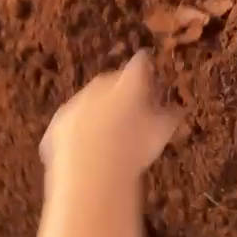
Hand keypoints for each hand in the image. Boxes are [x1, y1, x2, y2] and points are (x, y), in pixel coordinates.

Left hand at [39, 53, 184, 189]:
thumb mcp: (162, 132)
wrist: (92, 172)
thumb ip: (170, 116)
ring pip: (91, 100)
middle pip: (112, 80)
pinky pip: (74, 121)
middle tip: (135, 105)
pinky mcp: (58, 124)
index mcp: (129, 84)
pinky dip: (82, 128)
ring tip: (113, 130)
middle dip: (122, 89)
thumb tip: (178, 108)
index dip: (146, 64)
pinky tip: (91, 145)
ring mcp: (76, 104)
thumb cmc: (135, 148)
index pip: (140, 64)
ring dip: (101, 109)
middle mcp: (100, 87)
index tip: (150, 67)